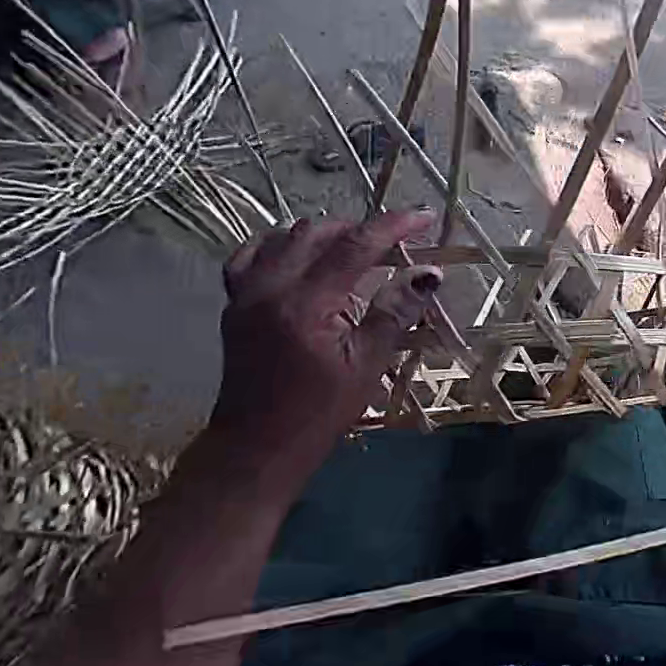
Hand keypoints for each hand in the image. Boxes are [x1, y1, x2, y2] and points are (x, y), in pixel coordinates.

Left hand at [209, 211, 441, 454]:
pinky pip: (251, 255)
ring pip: (284, 237)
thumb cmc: (320, 412)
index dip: (393, 226)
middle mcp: (270, 287)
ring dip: (325, 233)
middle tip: (396, 241)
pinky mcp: (235, 304)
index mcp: (306, 303)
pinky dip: (281, 244)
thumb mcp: (367, 364)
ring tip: (357, 247)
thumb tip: (430, 274)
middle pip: (318, 233)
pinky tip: (300, 253)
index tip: (423, 218)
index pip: (355, 246)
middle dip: (361, 228)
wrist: (257, 447)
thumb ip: (395, 311)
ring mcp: (245, 293)